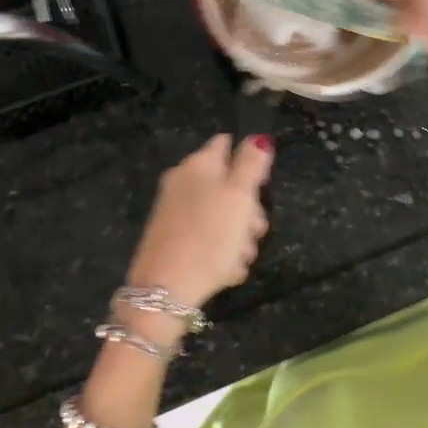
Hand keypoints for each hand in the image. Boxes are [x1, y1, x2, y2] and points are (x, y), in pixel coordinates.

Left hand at [127, 135, 272, 309]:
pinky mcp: (174, 240)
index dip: (250, 162)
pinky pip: (208, 237)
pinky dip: (220, 252)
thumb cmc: (209, 236)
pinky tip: (225, 269)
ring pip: (222, 215)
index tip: (262, 185)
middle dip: (249, 209)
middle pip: (229, 184)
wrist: (165, 291)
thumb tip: (258, 137)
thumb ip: (252, 163)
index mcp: (198, 164)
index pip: (227, 144)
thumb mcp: (239, 195)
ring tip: (240, 257)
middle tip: (254, 230)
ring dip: (239, 237)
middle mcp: (183, 182)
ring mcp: (176, 212)